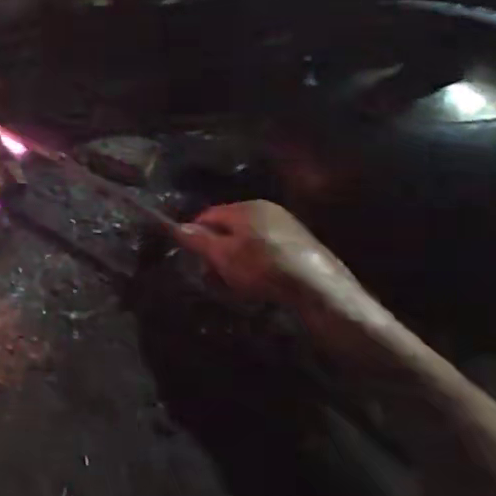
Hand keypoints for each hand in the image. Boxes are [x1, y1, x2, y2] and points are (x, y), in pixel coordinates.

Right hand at [175, 200, 347, 303]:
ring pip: (248, 240)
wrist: (318, 289)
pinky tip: (261, 284)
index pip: (208, 215)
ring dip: (237, 260)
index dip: (196, 236)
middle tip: (215, 277)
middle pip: (229, 228)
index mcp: (246, 207)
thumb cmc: (262, 269)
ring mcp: (286, 225)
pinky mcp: (301, 244)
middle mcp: (267, 209)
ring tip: (238, 284)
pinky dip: (258, 264)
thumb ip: (198, 240)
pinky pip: (267, 250)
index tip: (195, 260)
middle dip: (218, 251)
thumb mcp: (223, 256)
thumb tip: (177, 226)